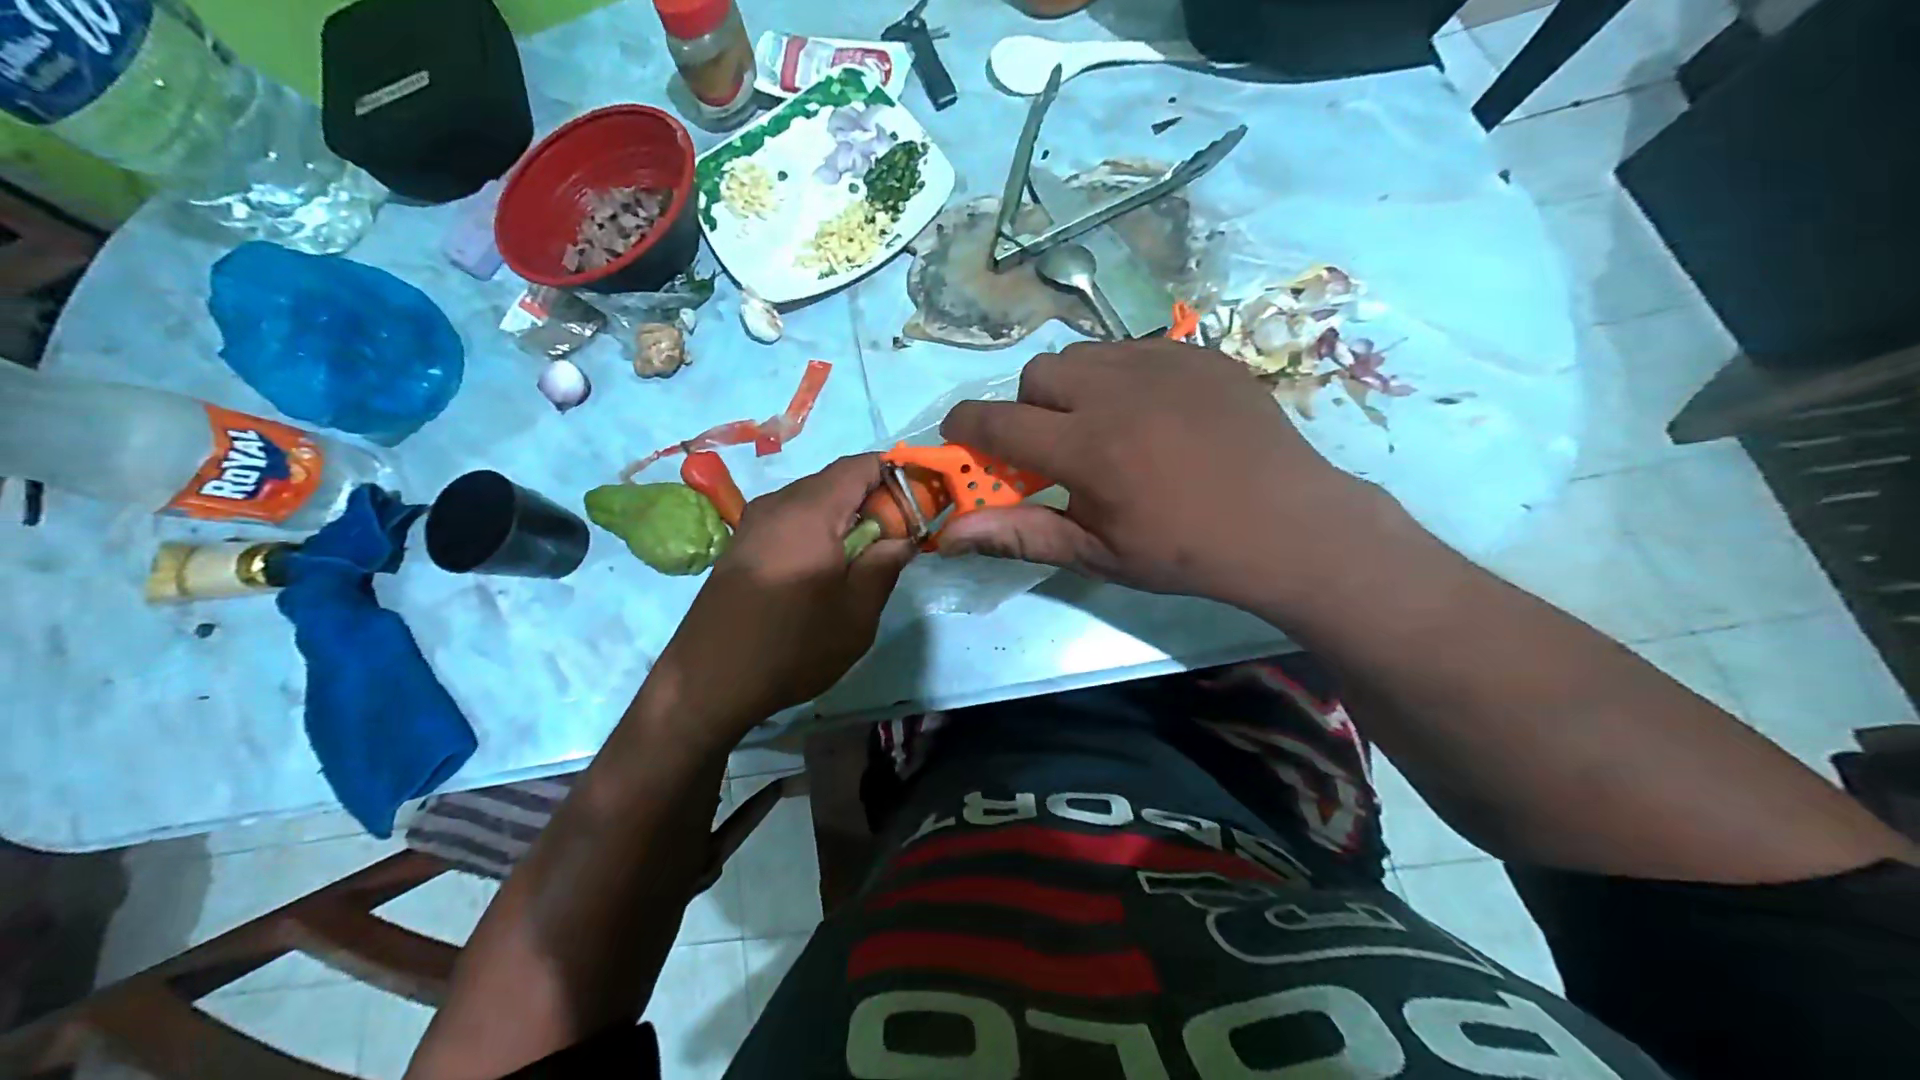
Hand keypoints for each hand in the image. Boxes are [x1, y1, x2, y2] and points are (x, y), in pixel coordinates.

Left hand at [651, 454, 914, 739]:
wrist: (707, 681)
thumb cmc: (792, 646)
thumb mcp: (857, 612)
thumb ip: (886, 563)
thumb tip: (905, 534)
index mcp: (810, 511)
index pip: (862, 464)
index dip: (899, 475)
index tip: (921, 506)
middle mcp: (778, 503)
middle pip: (837, 480)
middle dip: (875, 499)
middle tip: (898, 538)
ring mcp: (754, 522)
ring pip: (813, 499)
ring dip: (846, 516)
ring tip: (865, 557)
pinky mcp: (742, 543)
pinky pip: (791, 518)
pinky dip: (819, 528)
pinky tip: (826, 568)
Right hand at [939, 339, 1396, 612]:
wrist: (1287, 525)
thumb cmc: (1185, 551)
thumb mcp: (1098, 553)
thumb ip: (1020, 534)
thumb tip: (948, 534)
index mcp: (1087, 448)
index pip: (996, 422)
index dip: (965, 428)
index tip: (961, 440)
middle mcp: (1116, 391)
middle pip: (1036, 375)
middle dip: (1029, 409)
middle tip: (1057, 447)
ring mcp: (1161, 363)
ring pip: (1082, 355)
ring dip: (1074, 388)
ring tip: (1106, 426)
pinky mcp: (1197, 353)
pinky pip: (1132, 348)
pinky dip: (1122, 376)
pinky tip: (1153, 414)